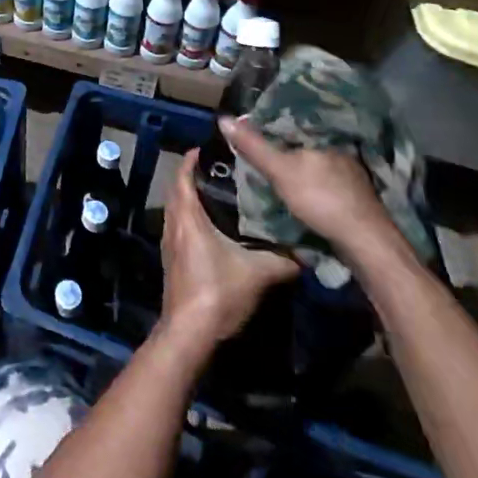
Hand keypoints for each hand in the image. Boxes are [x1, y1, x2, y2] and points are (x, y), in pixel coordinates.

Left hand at [158, 149, 297, 353]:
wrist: (189, 329)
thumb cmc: (219, 292)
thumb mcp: (259, 272)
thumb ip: (284, 259)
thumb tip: (308, 250)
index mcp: (187, 218)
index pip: (183, 178)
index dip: (192, 161)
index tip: (208, 147)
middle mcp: (173, 224)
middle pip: (178, 191)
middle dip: (194, 176)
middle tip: (221, 168)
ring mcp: (169, 242)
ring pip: (178, 209)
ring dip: (192, 198)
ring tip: (220, 193)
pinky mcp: (172, 258)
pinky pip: (179, 226)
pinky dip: (192, 217)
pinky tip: (213, 226)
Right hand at [218, 115, 397, 254]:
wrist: (363, 239)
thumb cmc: (319, 197)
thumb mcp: (278, 170)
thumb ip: (252, 145)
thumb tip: (222, 118)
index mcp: (323, 137)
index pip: (290, 122)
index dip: (267, 123)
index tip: (246, 126)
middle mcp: (339, 150)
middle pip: (301, 141)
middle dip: (281, 144)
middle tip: (254, 147)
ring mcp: (349, 172)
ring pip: (313, 160)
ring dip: (296, 162)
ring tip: (272, 166)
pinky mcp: (353, 193)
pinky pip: (323, 176)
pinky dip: (308, 178)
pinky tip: (298, 186)